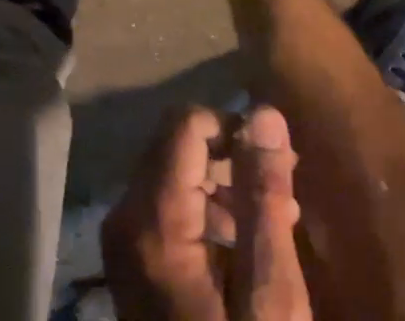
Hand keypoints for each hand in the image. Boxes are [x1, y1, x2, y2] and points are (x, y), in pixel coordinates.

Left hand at [102, 106, 312, 320]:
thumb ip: (263, 196)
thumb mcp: (269, 292)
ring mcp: (120, 238)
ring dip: (222, 183)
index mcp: (153, 219)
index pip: (187, 123)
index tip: (278, 165)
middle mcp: (124, 216)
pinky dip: (203, 207)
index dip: (236, 131)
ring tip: (272, 219)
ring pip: (171, 169)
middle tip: (283, 193)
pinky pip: (164, 202)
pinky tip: (240, 244)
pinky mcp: (128, 257)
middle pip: (176, 143)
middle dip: (231, 156)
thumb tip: (264, 113)